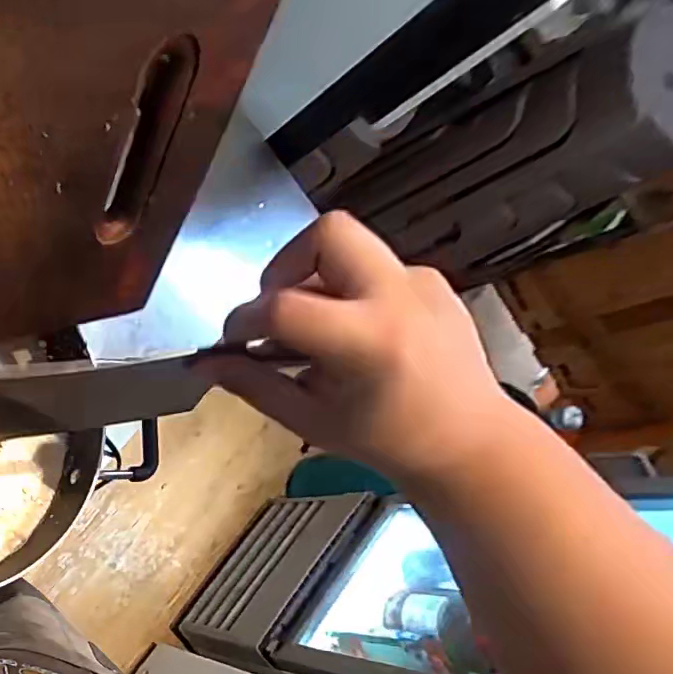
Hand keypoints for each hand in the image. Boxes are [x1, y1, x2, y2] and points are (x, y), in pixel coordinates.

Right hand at [195, 212, 528, 484]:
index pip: (282, 306)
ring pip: (347, 246)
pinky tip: (342, 334)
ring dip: (310, 279)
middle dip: (282, 265)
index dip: (242, 320)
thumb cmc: (383, 439)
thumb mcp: (307, 418)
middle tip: (272, 308)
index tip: (232, 341)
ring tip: (307, 330)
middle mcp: (397, 296)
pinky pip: (368, 267)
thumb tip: (204, 364)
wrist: (468, 440)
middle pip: (326, 233)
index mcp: (366, 341)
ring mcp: (419, 281)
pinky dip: (340, 292)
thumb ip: (252, 384)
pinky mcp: (429, 279)